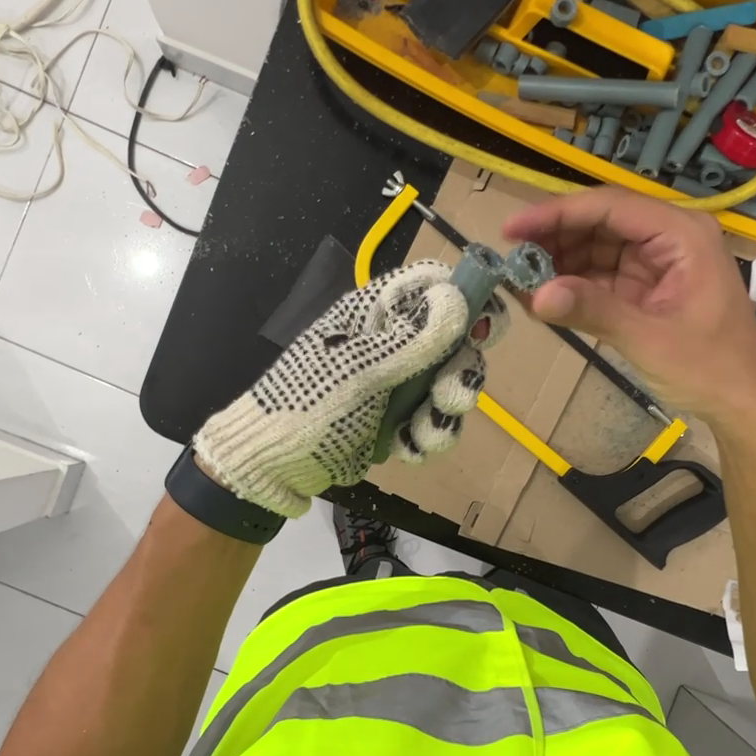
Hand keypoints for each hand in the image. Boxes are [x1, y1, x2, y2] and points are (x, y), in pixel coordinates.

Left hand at [193, 260, 507, 516]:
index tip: (485, 329)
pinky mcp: (394, 421)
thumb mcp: (358, 371)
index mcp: (374, 314)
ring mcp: (394, 384)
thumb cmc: (305, 407)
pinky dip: (423, 438)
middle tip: (450, 399)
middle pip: (455, 342)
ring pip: (447, 388)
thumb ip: (412, 339)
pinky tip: (403, 450)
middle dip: (460, 374)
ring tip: (418, 437)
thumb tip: (458, 296)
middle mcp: (390, 343)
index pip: (432, 287)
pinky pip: (430, 422)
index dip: (466, 300)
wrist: (271, 468)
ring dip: (441, 417)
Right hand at [503, 188, 755, 430]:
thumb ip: (592, 310)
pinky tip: (542, 296)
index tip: (512, 228)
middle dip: (553, 238)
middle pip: (599, 222)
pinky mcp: (645, 290)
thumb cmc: (710, 367)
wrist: (744, 403)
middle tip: (509, 258)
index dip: (556, 214)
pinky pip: (601, 276)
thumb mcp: (648, 338)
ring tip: (519, 279)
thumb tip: (535, 294)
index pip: (609, 208)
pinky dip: (572, 285)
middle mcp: (668, 239)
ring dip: (559, 262)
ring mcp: (656, 264)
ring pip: (596, 248)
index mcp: (681, 234)